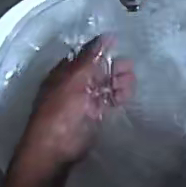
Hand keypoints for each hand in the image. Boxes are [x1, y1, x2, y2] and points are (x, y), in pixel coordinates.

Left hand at [10, 35, 134, 186]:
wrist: (55, 150)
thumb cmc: (61, 112)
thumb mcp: (75, 80)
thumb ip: (90, 58)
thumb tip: (106, 36)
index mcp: (64, 72)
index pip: (85, 55)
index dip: (101, 49)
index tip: (118, 44)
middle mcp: (74, 84)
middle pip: (98, 69)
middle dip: (113, 66)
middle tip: (129, 67)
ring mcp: (84, 101)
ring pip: (105, 85)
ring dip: (118, 81)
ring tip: (130, 81)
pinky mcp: (94, 116)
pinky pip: (109, 101)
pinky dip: (118, 96)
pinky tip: (127, 95)